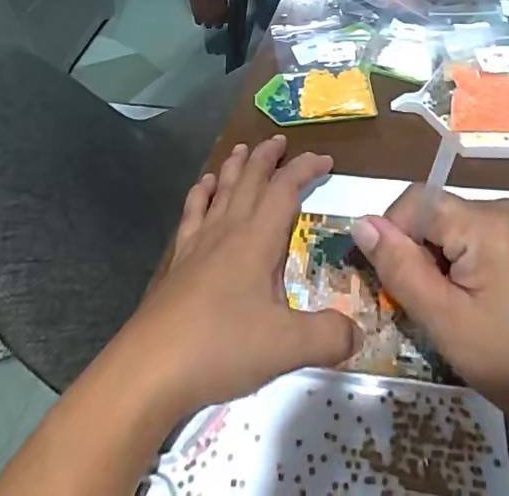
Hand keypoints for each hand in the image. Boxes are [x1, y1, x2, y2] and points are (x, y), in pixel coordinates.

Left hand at [105, 136, 356, 419]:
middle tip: (279, 140)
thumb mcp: (288, 347)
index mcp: (257, 240)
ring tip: (242, 149)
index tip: (326, 159)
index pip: (285, 189)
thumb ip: (329, 337)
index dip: (306, 169)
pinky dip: (201, 194)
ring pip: (221, 191)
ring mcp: (199, 244)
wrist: (150, 368)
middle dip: (267, 157)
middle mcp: (228, 230)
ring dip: (235, 167)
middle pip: (250, 180)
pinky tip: (204, 187)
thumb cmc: (222, 347)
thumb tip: (357, 335)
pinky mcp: (178, 262)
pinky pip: (192, 214)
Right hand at [187, 0, 229, 27]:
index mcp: (223, 14)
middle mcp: (214, 18)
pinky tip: (202, 15)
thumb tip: (226, 9)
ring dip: (209, 22)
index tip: (226, 17)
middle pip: (218, 25)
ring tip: (210, 17)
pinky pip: (199, 21)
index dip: (227, 19)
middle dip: (219, 22)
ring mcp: (205, 18)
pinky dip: (201, 19)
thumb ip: (225, 6)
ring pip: (208, 25)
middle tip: (218, 17)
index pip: (228, 21)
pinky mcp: (196, 17)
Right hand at [351, 188, 508, 417]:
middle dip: (414, 254)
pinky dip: (453, 267)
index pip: (415, 202)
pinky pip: (467, 240)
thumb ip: (400, 266)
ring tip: (444, 310)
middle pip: (431, 214)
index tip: (394, 283)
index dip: (393, 236)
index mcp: (486, 221)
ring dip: (432, 263)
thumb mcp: (444, 318)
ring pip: (446, 229)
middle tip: (421, 305)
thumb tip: (360, 222)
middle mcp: (500, 209)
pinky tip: (463, 304)